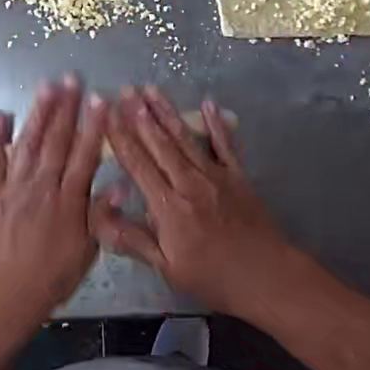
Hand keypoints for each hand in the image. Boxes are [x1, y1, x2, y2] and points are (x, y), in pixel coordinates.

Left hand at [0, 74, 104, 322]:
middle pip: (56, 140)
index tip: (100, 100)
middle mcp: (41, 185)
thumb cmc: (49, 278)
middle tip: (71, 79)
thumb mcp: (85, 252)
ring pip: (27, 141)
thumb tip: (120, 185)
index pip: (84, 155)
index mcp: (67, 200)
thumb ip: (100, 215)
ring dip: (38, 113)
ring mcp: (12, 185)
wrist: (2, 294)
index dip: (93, 126)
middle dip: (66, 108)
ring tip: (46, 87)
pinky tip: (1, 115)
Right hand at [95, 86, 323, 317]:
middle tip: (125, 89)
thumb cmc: (214, 278)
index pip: (137, 164)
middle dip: (139, 114)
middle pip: (159, 143)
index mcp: (168, 206)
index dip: (119, 136)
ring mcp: (214, 176)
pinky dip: (216, 124)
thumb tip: (100, 217)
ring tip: (151, 89)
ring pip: (184, 138)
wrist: (269, 280)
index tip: (106, 113)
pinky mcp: (237, 176)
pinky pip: (224, 145)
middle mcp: (188, 183)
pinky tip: (208, 103)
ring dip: (166, 112)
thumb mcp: (168, 269)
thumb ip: (134, 240)